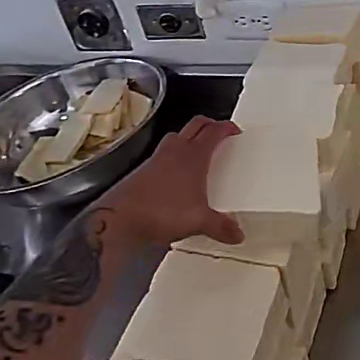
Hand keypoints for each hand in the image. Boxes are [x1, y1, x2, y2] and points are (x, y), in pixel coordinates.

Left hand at [94, 116, 244, 245]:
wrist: (121, 216)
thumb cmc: (163, 211)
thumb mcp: (198, 222)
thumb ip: (221, 227)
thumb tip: (237, 234)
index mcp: (194, 155)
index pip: (213, 131)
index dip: (226, 127)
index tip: (235, 131)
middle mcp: (176, 149)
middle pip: (196, 124)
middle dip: (209, 124)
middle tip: (219, 133)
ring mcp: (158, 156)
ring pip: (178, 135)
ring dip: (190, 136)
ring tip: (199, 150)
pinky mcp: (145, 167)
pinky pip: (165, 151)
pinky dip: (175, 153)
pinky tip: (177, 172)